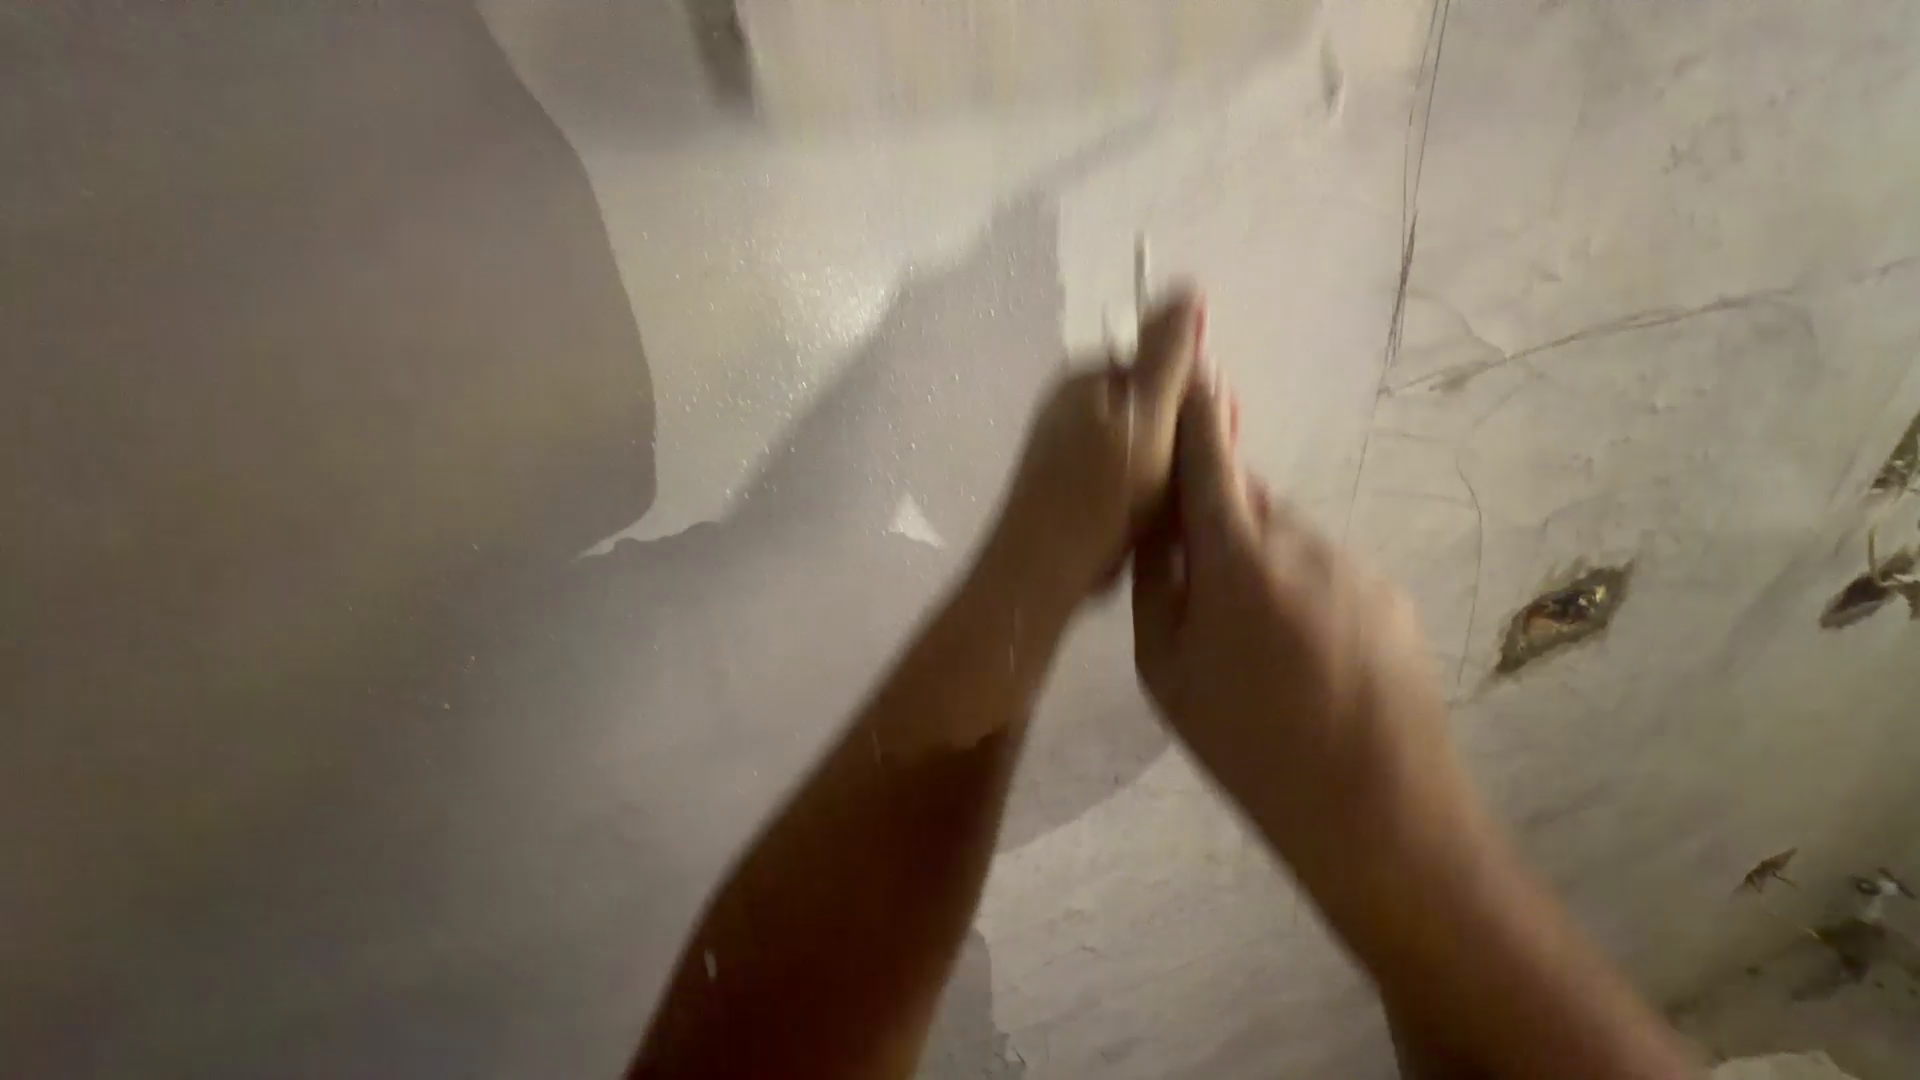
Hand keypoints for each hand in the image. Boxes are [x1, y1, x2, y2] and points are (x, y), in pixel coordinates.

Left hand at [989, 291, 1204, 601]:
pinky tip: (1145, 528)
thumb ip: (1169, 354)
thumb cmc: (1101, 494)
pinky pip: (1120, 486)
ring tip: (1172, 510)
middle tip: (1198, 477)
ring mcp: (1064, 453)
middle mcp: (1069, 409)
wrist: (1042, 573)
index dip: (1194, 397)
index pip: (1158, 366)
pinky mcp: (1066, 494)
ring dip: (1164, 476)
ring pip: (1140, 453)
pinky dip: (1138, 502)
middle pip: (1150, 412)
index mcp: (1085, 379)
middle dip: (1182, 441)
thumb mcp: (1147, 415)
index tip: (1219, 430)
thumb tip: (1187, 287)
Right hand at [1130, 377, 1472, 867]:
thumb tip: (1159, 532)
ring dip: (1254, 558)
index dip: (1196, 406)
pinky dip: (1295, 586)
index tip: (1190, 360)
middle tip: (1191, 570)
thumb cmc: (1247, 744)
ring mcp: (1354, 565)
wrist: (1376, 810)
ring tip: (1247, 634)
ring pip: (1284, 535)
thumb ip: (1157, 585)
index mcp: (1237, 556)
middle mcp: (1302, 541)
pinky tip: (1295, 651)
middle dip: (1213, 512)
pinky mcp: (1388, 594)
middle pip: (1245, 496)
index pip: (1208, 456)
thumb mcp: (1165, 669)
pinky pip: (1322, 568)